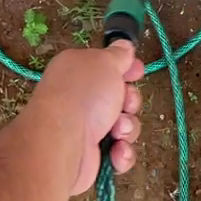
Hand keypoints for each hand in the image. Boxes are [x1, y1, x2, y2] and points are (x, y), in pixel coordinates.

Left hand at [26, 42, 144, 194]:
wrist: (63, 141)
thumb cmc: (84, 93)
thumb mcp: (106, 62)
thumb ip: (118, 54)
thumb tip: (124, 45)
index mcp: (78, 70)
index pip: (106, 66)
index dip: (126, 69)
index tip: (138, 71)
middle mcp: (80, 97)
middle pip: (119, 97)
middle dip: (130, 101)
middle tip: (126, 103)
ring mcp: (85, 128)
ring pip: (123, 125)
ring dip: (127, 127)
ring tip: (118, 130)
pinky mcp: (91, 156)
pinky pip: (118, 152)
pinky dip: (121, 153)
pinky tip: (117, 151)